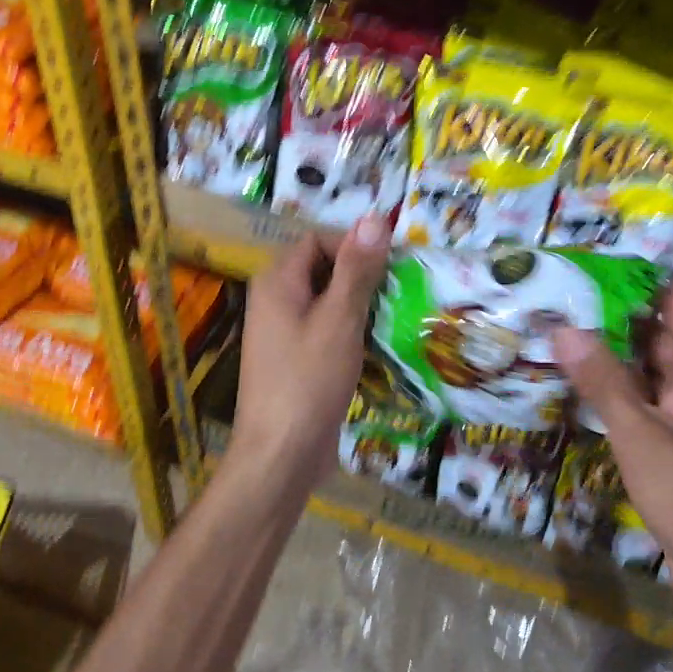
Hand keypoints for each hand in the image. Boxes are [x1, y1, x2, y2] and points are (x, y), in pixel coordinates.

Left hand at [227, 215, 389, 496]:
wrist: (281, 454)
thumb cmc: (308, 380)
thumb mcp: (339, 319)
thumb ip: (357, 269)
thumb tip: (374, 218)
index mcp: (276, 282)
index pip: (317, 240)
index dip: (353, 246)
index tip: (391, 267)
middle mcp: (273, 301)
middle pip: (322, 270)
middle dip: (361, 277)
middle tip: (399, 294)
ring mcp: (282, 334)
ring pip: (326, 304)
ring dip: (359, 308)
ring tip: (395, 320)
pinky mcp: (294, 363)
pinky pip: (324, 333)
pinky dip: (350, 335)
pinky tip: (376, 350)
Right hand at [551, 281, 672, 632]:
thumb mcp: (642, 438)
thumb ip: (602, 381)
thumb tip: (564, 328)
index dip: (636, 279)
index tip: (585, 270)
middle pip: (660, 330)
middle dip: (611, 314)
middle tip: (555, 300)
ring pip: (650, 366)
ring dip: (610, 353)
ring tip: (555, 333)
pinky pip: (648, 399)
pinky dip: (617, 388)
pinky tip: (576, 384)